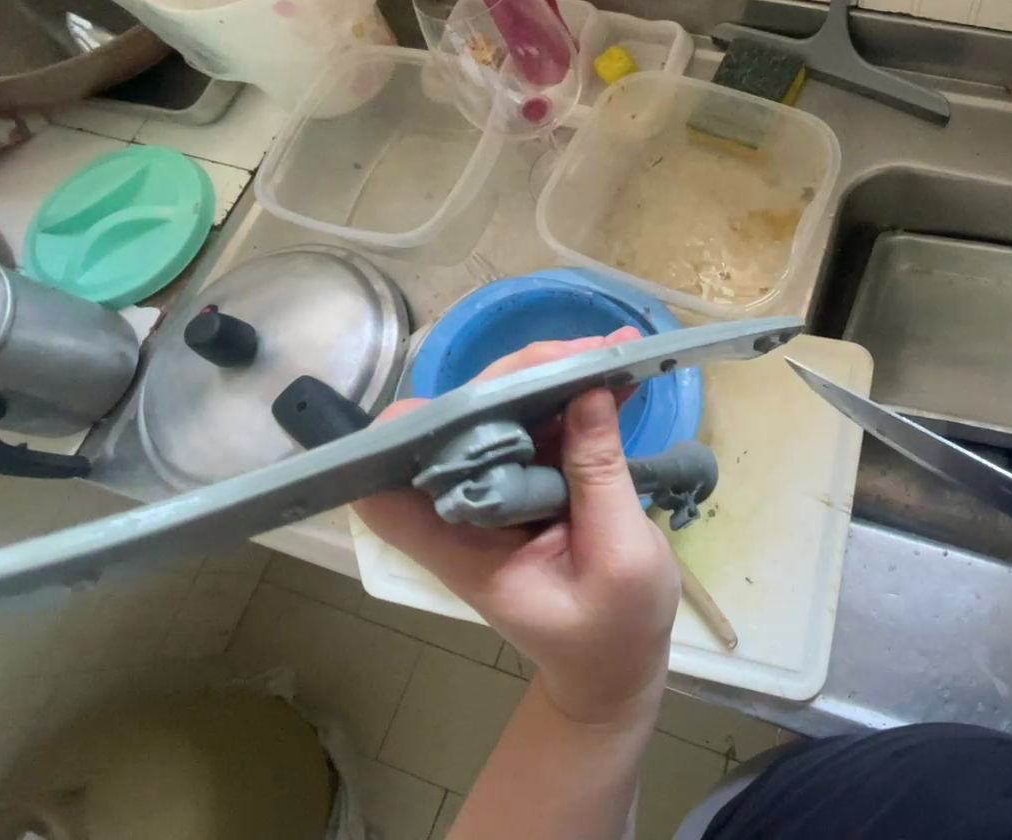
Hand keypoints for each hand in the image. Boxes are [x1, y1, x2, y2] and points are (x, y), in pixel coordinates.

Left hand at [353, 329, 679, 726]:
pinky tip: (618, 372)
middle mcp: (471, 511)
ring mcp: (504, 492)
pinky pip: (546, 428)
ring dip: (555, 377)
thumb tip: (587, 392)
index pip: (391, 492)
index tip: (465, 398)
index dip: (404, 437)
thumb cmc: (615, 630)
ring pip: (507, 416)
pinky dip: (577, 398)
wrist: (620, 664)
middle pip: (461, 428)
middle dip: (517, 378)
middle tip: (586, 351)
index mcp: (465, 547)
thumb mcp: (620, 558)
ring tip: (615, 347)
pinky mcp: (537, 482)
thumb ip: (600, 476)